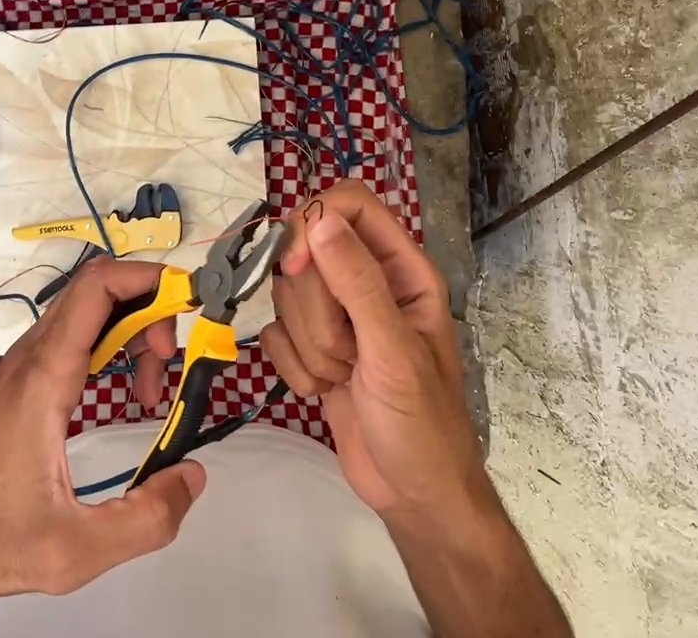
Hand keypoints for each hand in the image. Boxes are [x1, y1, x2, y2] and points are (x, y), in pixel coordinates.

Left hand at [0, 259, 205, 637]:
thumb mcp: (79, 549)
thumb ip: (147, 518)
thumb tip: (193, 475)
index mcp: (45, 377)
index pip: (96, 288)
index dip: (147, 277)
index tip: (189, 301)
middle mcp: (33, 356)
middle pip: (99, 289)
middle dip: (150, 308)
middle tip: (171, 363)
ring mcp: (25, 363)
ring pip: (90, 310)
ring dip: (134, 330)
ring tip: (152, 392)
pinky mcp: (24, 378)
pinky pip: (77, 333)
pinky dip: (113, 344)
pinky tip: (129, 392)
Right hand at [259, 180, 477, 519]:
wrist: (412, 493)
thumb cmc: (423, 423)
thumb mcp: (394, 352)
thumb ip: (358, 282)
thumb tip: (317, 220)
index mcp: (400, 269)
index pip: (349, 205)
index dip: (313, 224)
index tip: (294, 268)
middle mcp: (365, 282)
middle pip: (307, 254)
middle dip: (316, 313)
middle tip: (350, 354)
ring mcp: (336, 315)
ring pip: (287, 296)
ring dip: (309, 347)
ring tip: (345, 377)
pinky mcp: (310, 346)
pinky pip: (275, 334)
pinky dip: (295, 368)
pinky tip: (328, 391)